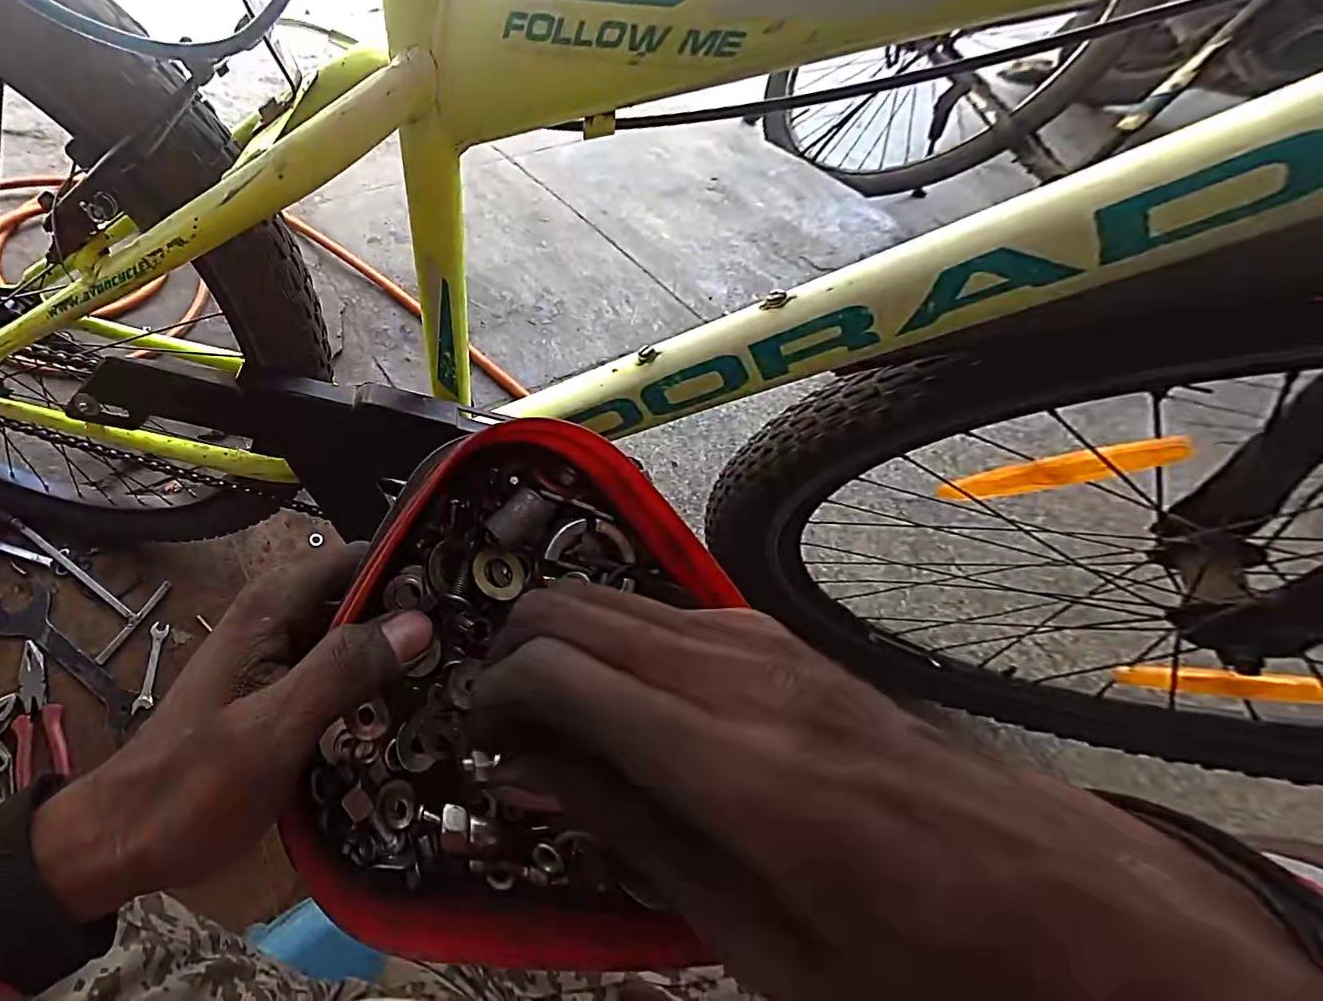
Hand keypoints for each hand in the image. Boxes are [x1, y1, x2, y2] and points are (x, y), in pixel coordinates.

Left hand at [29, 541, 431, 920]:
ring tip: (446, 679)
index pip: (353, 559)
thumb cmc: (195, 782)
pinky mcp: (278, 687)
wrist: (130, 835)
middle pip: (354, 595)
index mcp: (270, 606)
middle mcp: (274, 617)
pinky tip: (399, 709)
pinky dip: (365, 681)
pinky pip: (333, 668)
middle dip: (403, 617)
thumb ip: (343, 669)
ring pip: (347, 633)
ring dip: (387, 652)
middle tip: (461, 650)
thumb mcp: (276, 725)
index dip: (403, 572)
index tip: (455, 600)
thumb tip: (417, 623)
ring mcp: (275, 653)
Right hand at [470, 583, 1315, 1000]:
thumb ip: (623, 830)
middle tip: (501, 722)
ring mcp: (750, 638)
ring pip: (594, 595)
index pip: (556, 671)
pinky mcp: (764, 630)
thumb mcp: (756, 939)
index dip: (494, 696)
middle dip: (506, 656)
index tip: (479, 737)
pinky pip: (643, 609)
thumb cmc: (917, 959)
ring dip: (548, 641)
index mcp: (733, 764)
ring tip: (546, 710)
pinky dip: (599, 638)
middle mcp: (732, 672)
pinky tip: (612, 698)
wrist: (1075, 908)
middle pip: (561, 609)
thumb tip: (521, 771)